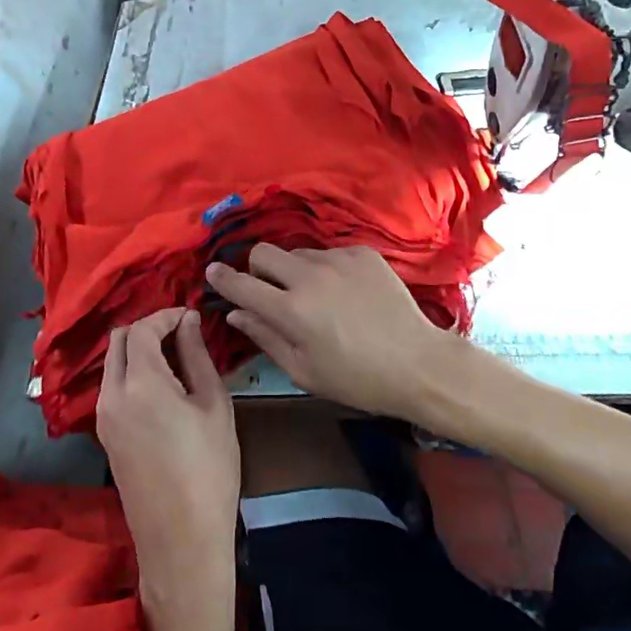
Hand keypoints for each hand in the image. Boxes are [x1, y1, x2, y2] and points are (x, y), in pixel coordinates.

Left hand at [97, 308, 238, 630]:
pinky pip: (113, 387)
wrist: (182, 537)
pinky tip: (162, 383)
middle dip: (147, 327)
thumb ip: (196, 355)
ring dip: (138, 350)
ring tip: (176, 355)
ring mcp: (103, 418)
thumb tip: (187, 321)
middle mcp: (112, 396)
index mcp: (141, 384)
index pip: (142, 329)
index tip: (191, 316)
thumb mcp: (213, 404)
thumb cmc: (209, 466)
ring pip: (112, 364)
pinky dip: (132, 372)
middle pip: (119, 341)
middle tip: (181, 332)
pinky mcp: (105, 436)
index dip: (166, 315)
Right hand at [207, 245, 471, 421]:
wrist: (416, 362)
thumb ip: (265, 337)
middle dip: (257, 269)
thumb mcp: (303, 370)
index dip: (222, 278)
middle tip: (269, 291)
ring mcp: (339, 259)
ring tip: (315, 297)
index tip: (213, 272)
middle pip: (264, 252)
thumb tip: (235, 314)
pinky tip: (344, 292)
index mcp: (291, 309)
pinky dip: (327, 269)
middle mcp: (310, 275)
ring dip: (294, 270)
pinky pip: (330, 253)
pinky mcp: (363, 253)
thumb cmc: (356, 378)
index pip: (242, 284)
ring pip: (298, 253)